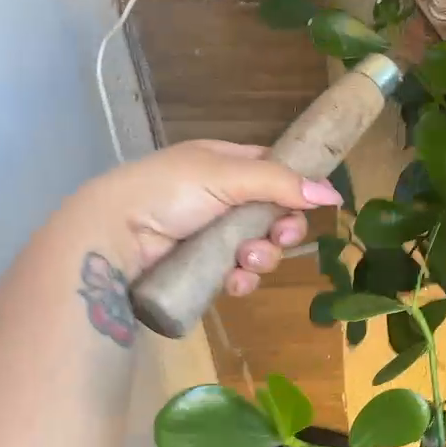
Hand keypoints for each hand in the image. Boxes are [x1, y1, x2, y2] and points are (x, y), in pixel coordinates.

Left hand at [70, 139, 341, 295]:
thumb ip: (281, 183)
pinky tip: (233, 282)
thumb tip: (333, 194)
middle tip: (278, 236)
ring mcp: (212, 235)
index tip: (312, 205)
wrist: (112, 236)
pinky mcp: (203, 268)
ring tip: (244, 260)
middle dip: (281, 229)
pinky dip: (242, 280)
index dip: (296, 188)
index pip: (275, 172)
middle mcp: (221, 198)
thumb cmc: (168, 192)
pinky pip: (239, 275)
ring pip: (260, 248)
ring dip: (262, 257)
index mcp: (224, 164)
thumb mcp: (226, 176)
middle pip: (274, 215)